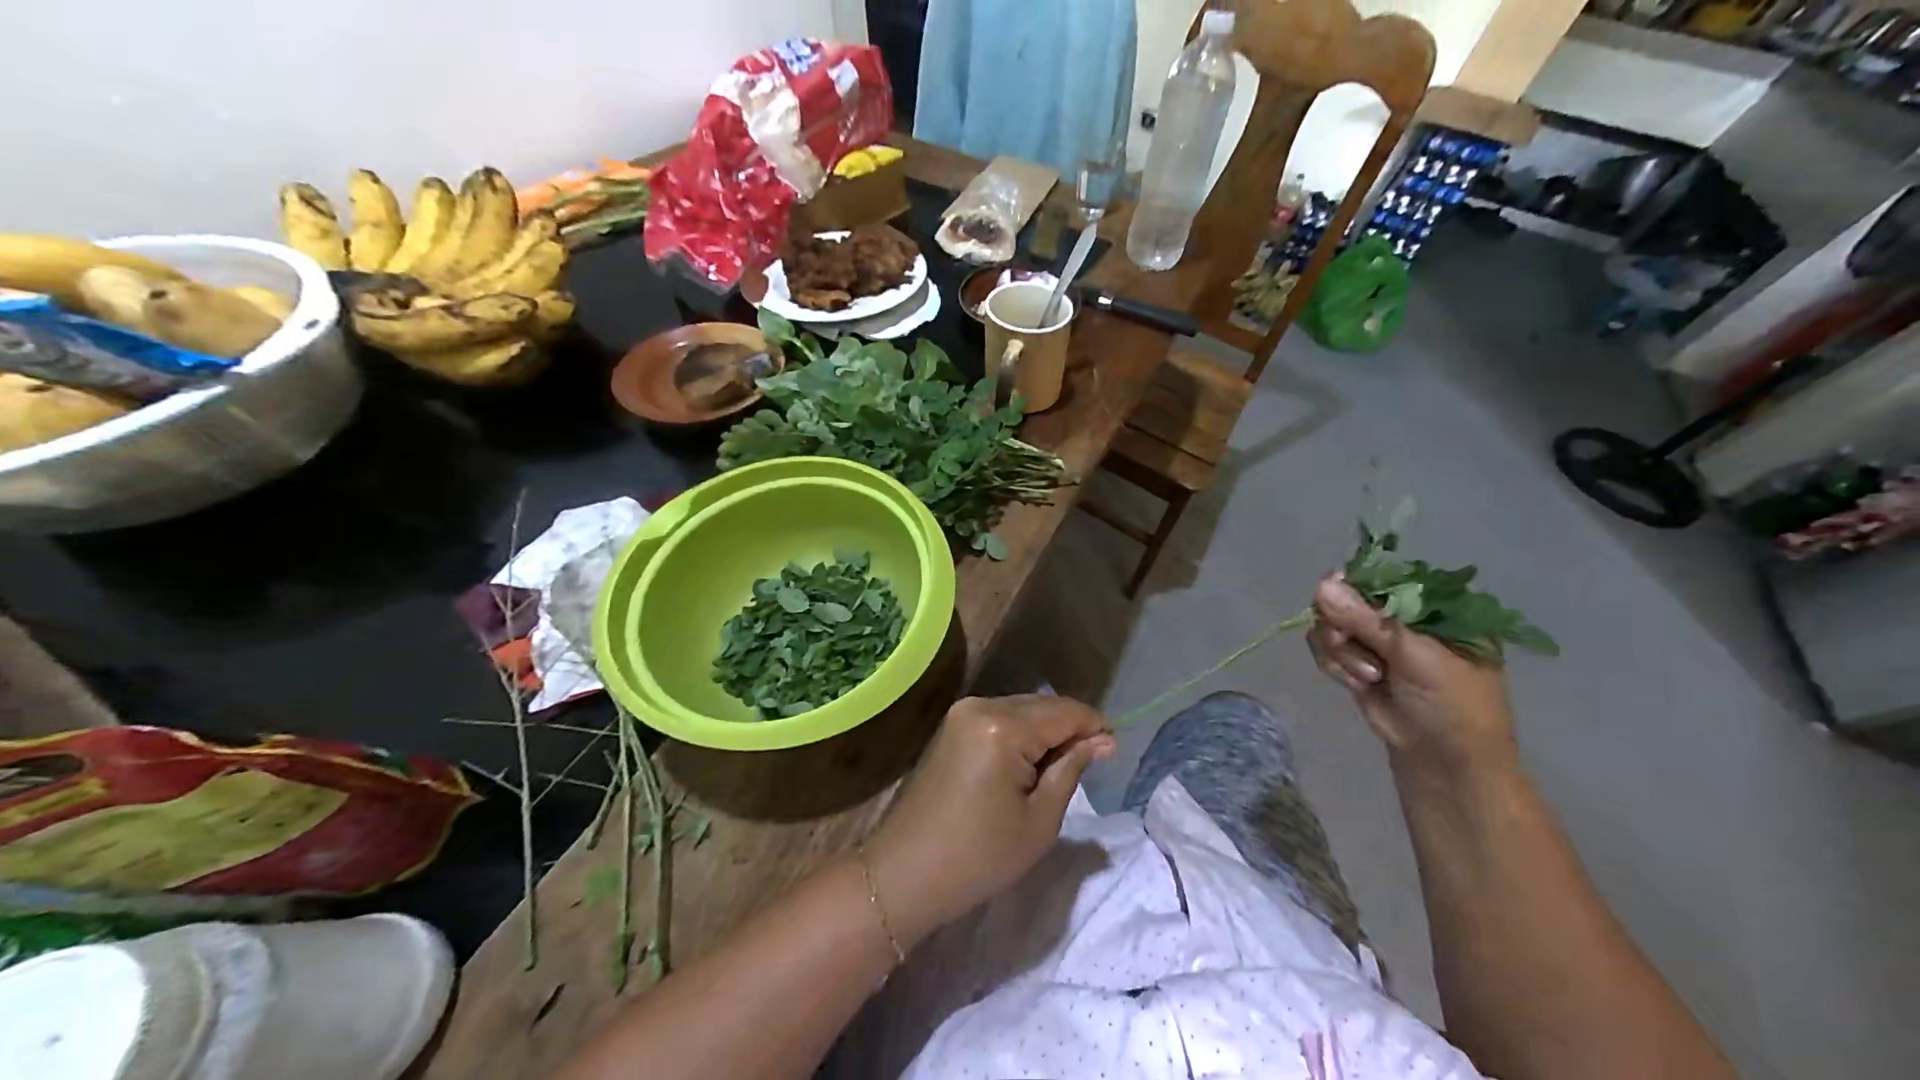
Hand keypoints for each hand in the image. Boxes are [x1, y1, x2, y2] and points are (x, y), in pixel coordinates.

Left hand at [863, 694, 1114, 943]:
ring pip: (1022, 709)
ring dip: (1046, 731)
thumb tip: (1103, 739)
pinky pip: (1001, 718)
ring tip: (1059, 771)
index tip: (1114, 751)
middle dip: (1071, 728)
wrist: (906, 873)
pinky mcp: (952, 726)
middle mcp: (981, 707)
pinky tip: (1029, 765)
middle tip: (1090, 765)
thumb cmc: (980, 857)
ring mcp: (962, 714)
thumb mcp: (1039, 820)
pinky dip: (1022, 735)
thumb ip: (1072, 769)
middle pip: (1043, 705)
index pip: (1065, 712)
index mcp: (1003, 728)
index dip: (1095, 726)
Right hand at [1307, 574, 1516, 771]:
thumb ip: (1366, 620)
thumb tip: (1320, 585)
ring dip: (1341, 651)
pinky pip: (1327, 649)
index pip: (1382, 578)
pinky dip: (1334, 665)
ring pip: (1331, 625)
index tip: (1334, 597)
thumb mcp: (1414, 655)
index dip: (1353, 585)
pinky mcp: (1358, 664)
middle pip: (1348, 599)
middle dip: (1342, 625)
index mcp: (1433, 606)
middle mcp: (1403, 618)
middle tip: (1345, 642)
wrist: (1445, 762)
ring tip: (1367, 677)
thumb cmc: (1452, 704)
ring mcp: (1378, 643)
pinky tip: (1355, 684)